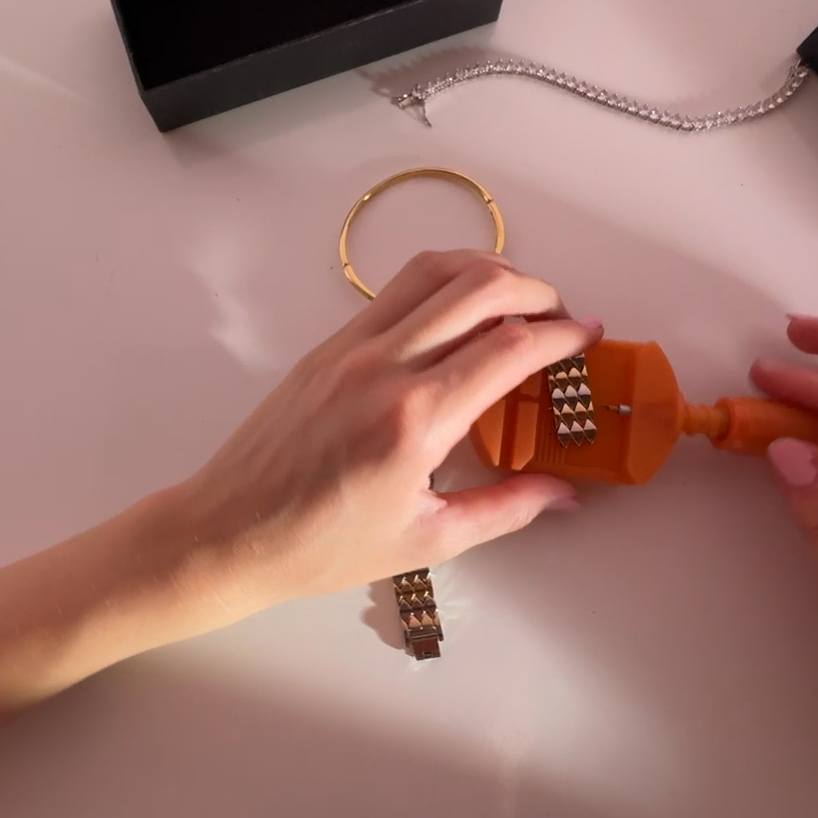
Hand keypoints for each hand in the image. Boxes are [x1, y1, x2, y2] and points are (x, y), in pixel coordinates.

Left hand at [172, 250, 599, 615]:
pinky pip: (393, 293)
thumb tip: (565, 493)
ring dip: (485, 271)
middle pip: (477, 287)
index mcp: (415, 420)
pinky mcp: (325, 346)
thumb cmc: (321, 546)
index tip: (587, 337)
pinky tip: (455, 313)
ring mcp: (348, 347)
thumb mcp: (426, 540)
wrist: (229, 529)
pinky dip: (438, 284)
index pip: (508, 347)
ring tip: (515, 299)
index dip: (560, 336)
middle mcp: (383, 366)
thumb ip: (505, 508)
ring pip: (430, 271)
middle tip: (560, 314)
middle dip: (534, 289)